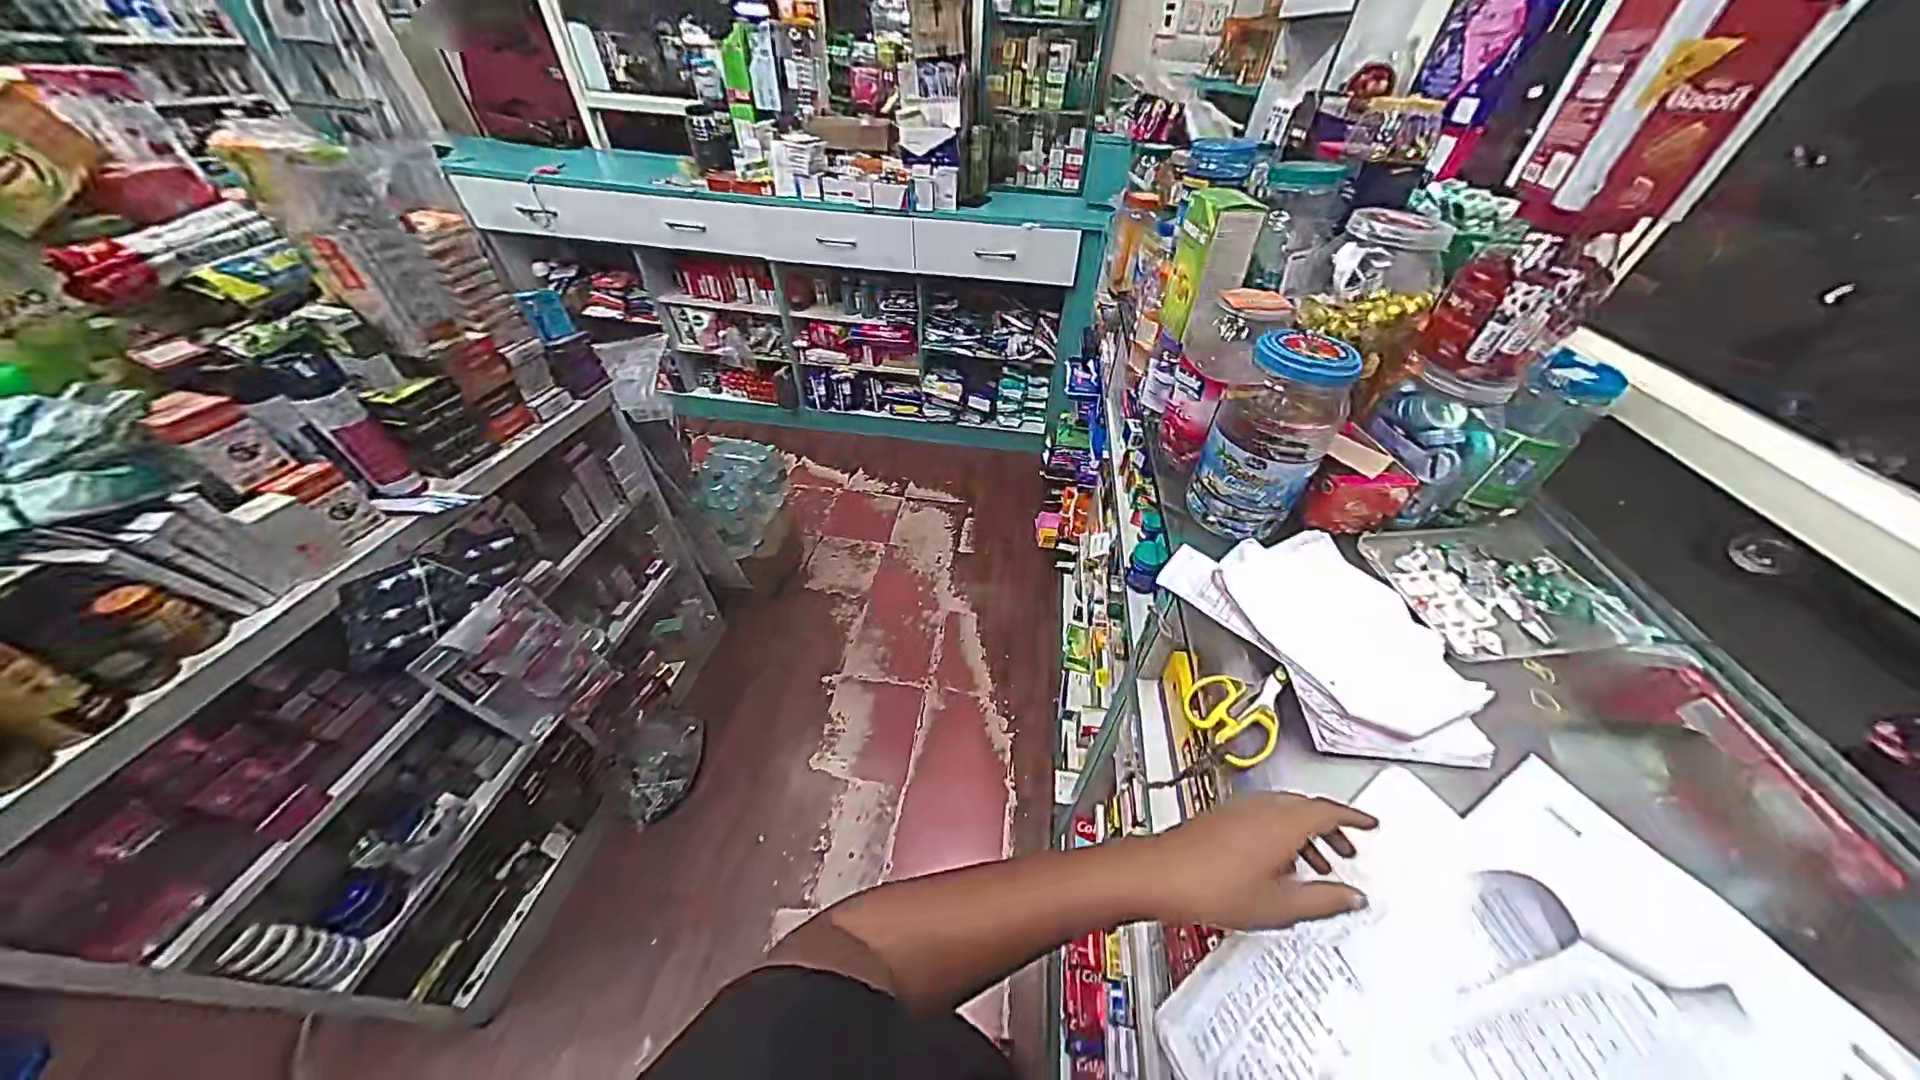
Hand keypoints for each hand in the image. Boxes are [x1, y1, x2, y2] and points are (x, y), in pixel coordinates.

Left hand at [1130, 793, 1377, 929]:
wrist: (1160, 874)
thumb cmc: (1211, 886)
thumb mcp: (1279, 905)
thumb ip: (1322, 900)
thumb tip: (1352, 896)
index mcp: (1280, 823)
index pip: (1326, 811)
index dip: (1352, 817)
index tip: (1370, 823)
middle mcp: (1259, 808)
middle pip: (1304, 808)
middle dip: (1330, 827)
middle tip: (1347, 850)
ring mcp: (1236, 810)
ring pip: (1282, 812)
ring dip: (1304, 832)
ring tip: (1316, 864)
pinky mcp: (1220, 817)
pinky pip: (1261, 817)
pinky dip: (1280, 833)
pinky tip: (1278, 862)